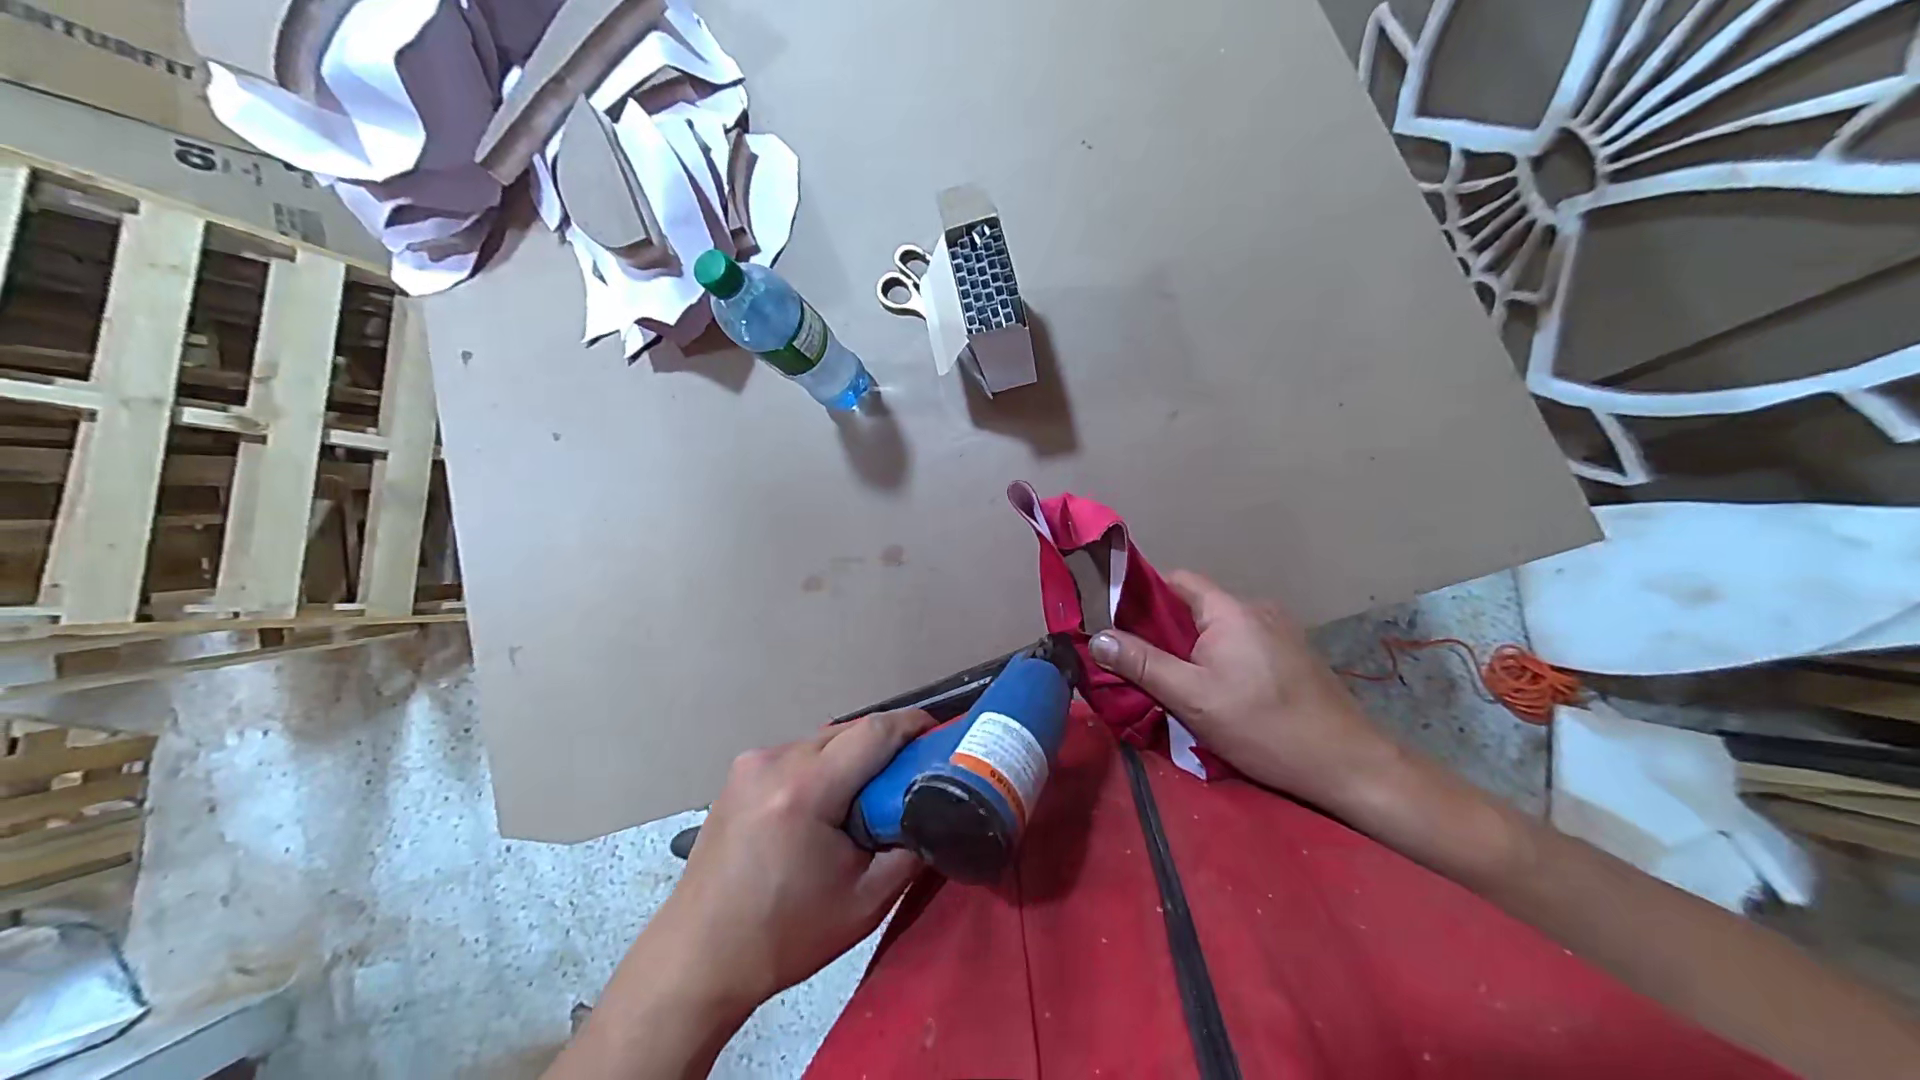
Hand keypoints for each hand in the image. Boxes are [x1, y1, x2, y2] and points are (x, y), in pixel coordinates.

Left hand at [547, 711, 937, 1079]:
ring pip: (821, 742)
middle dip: (885, 746)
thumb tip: (934, 816)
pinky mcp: (737, 777)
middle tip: (912, 775)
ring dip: (852, 758)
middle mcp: (773, 762)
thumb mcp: (864, 902)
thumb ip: (909, 850)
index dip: (912, 726)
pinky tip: (830, 803)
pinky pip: (796, 755)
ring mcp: (749, 766)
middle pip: (847, 732)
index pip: (873, 731)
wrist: (697, 960)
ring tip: (872, 794)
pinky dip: (822, 768)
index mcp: (805, 789)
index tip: (939, 735)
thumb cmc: (783, 936)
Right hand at [1089, 570, 1396, 808]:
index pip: (1176, 580)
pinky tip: (1214, 691)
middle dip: (1163, 631)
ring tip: (1171, 681)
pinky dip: (1218, 659)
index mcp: (1230, 610)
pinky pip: (1240, 645)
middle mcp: (1256, 609)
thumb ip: (1142, 664)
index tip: (1115, 622)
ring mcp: (1279, 632)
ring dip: (1192, 649)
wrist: (1347, 765)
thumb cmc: (1264, 727)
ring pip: (1218, 629)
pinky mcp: (1292, 656)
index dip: (1142, 596)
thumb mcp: (1192, 698)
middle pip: (1195, 607)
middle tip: (1136, 661)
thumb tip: (1096, 637)